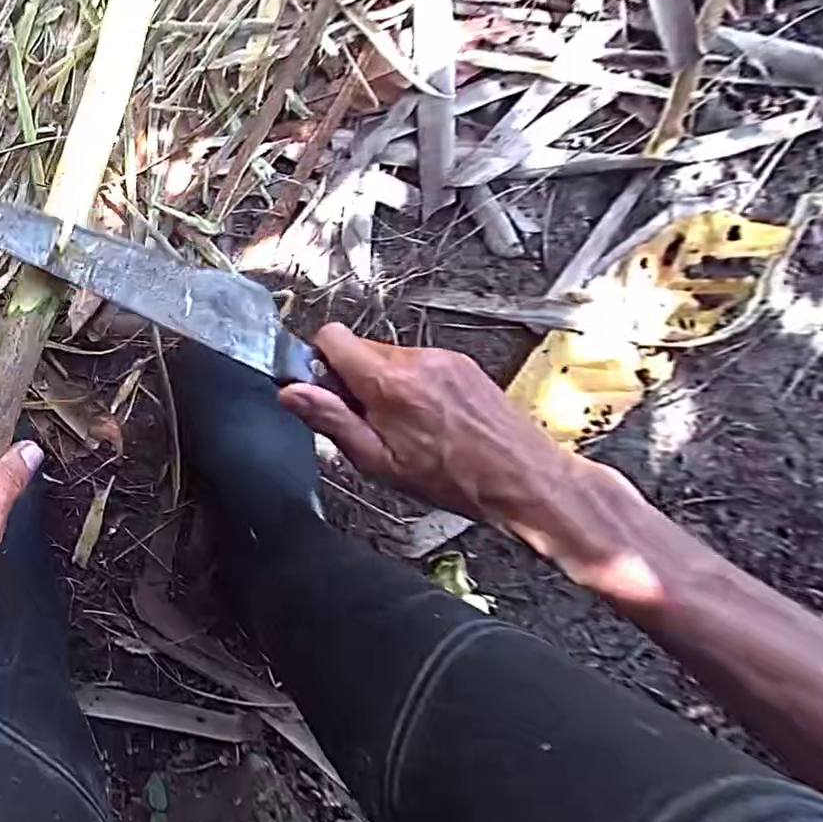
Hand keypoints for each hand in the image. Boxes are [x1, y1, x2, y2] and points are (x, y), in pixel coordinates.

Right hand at [276, 324, 578, 535]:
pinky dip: (406, 383)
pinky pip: (413, 362)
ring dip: (378, 382)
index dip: (317, 360)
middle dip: (348, 377)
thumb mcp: (377, 461)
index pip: (330, 337)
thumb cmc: (457, 480)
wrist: (532, 484)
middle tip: (364, 417)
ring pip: (383, 356)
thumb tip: (291, 393)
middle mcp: (417, 361)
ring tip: (399, 422)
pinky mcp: (460, 363)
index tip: (323, 389)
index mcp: (390, 383)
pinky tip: (423, 416)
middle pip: (355, 348)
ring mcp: (443, 359)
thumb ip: (329, 420)